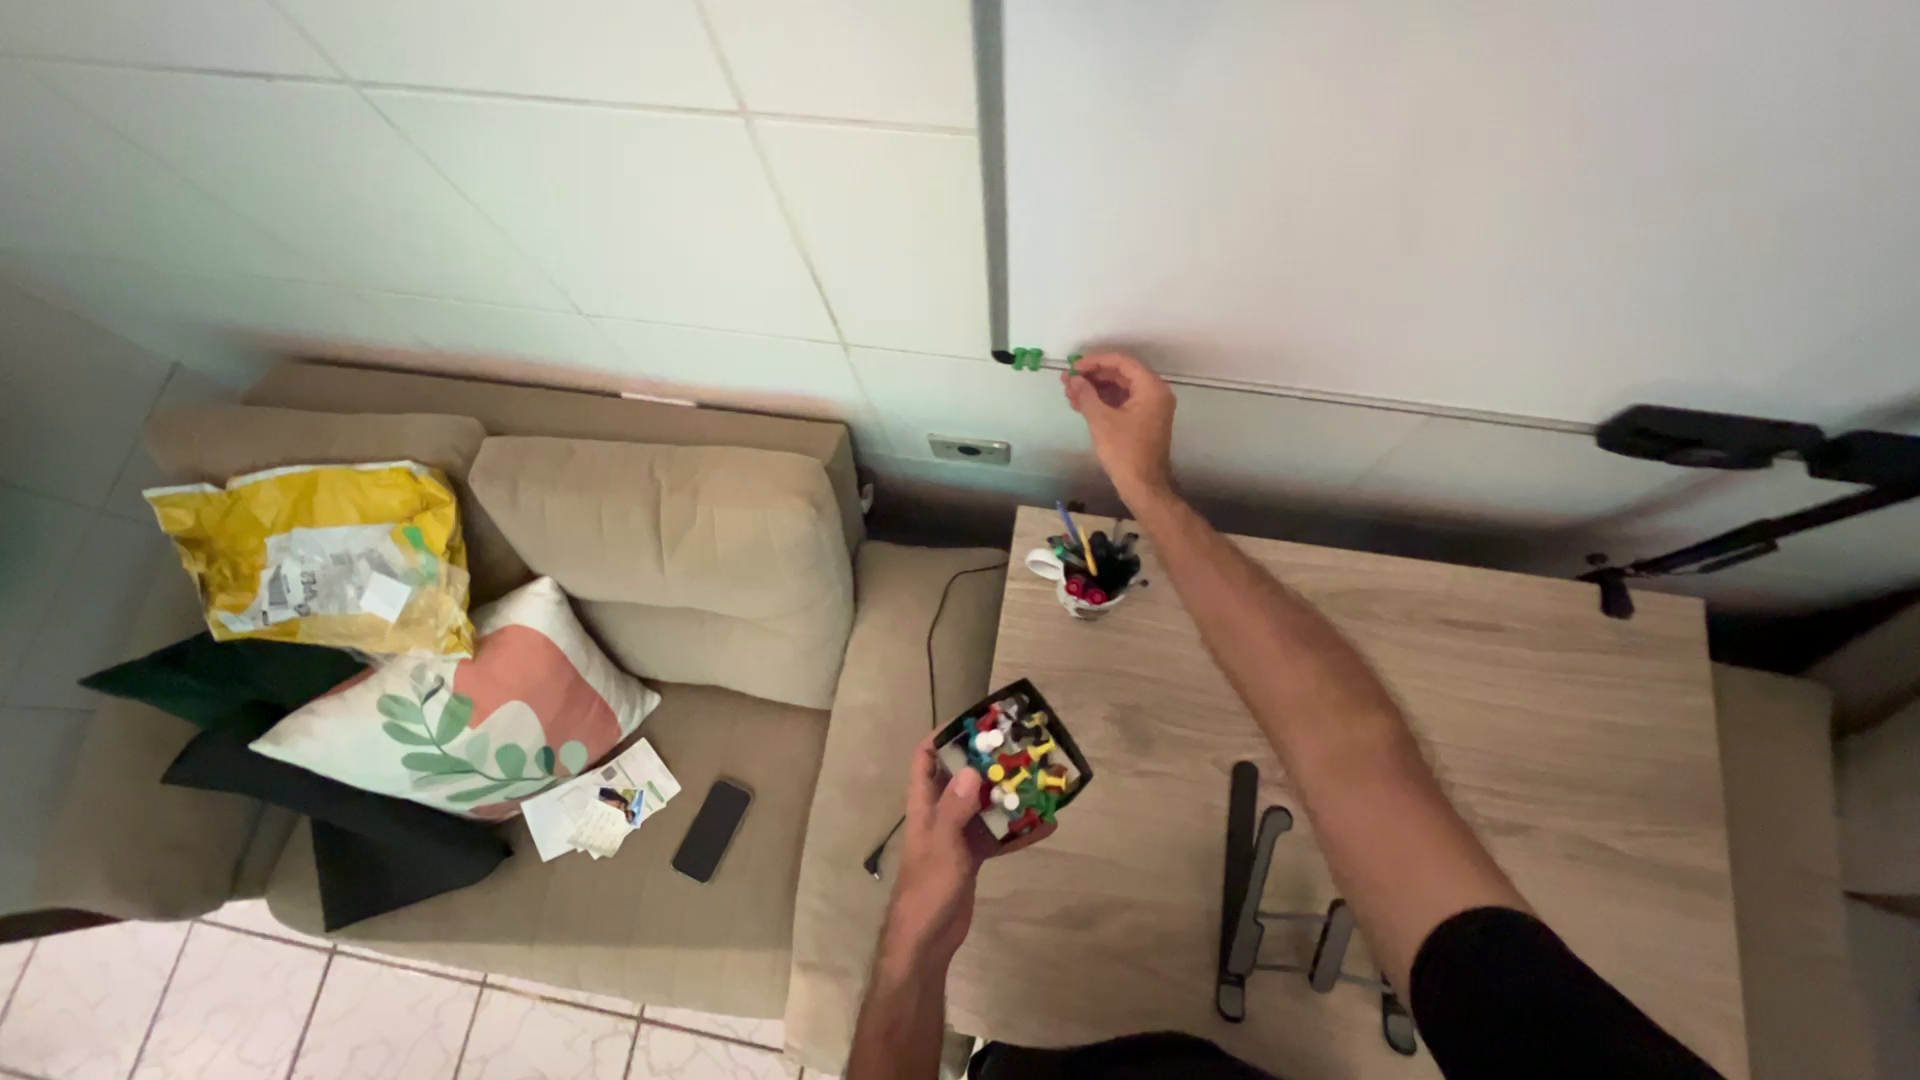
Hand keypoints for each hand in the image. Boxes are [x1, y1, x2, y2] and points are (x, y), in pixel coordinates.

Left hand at [883, 733, 1054, 964]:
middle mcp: (940, 813)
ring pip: (983, 804)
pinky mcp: (972, 856)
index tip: (973, 722)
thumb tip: (972, 770)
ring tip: (1037, 781)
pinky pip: (997, 835)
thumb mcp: (941, 845)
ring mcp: (957, 835)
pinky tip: (1044, 827)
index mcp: (924, 804)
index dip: (943, 736)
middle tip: (1018, 748)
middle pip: (961, 776)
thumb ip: (955, 809)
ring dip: (1007, 794)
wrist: (926, 940)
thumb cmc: (927, 888)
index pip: (925, 758)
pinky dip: (1017, 831)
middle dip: (987, 761)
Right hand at [1063, 352, 1176, 500]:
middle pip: (1121, 374)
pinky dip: (1103, 401)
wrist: (1142, 485)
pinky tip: (1082, 404)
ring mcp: (1150, 407)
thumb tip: (1073, 379)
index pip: (1122, 362)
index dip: (1095, 361)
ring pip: (1119, 388)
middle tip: (1067, 380)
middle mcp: (1155, 393)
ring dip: (1095, 389)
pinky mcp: (1144, 420)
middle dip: (1093, 376)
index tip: (1073, 367)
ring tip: (1070, 393)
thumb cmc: (1124, 452)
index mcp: (1151, 388)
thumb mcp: (1101, 420)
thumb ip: (1086, 394)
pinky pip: (1122, 402)